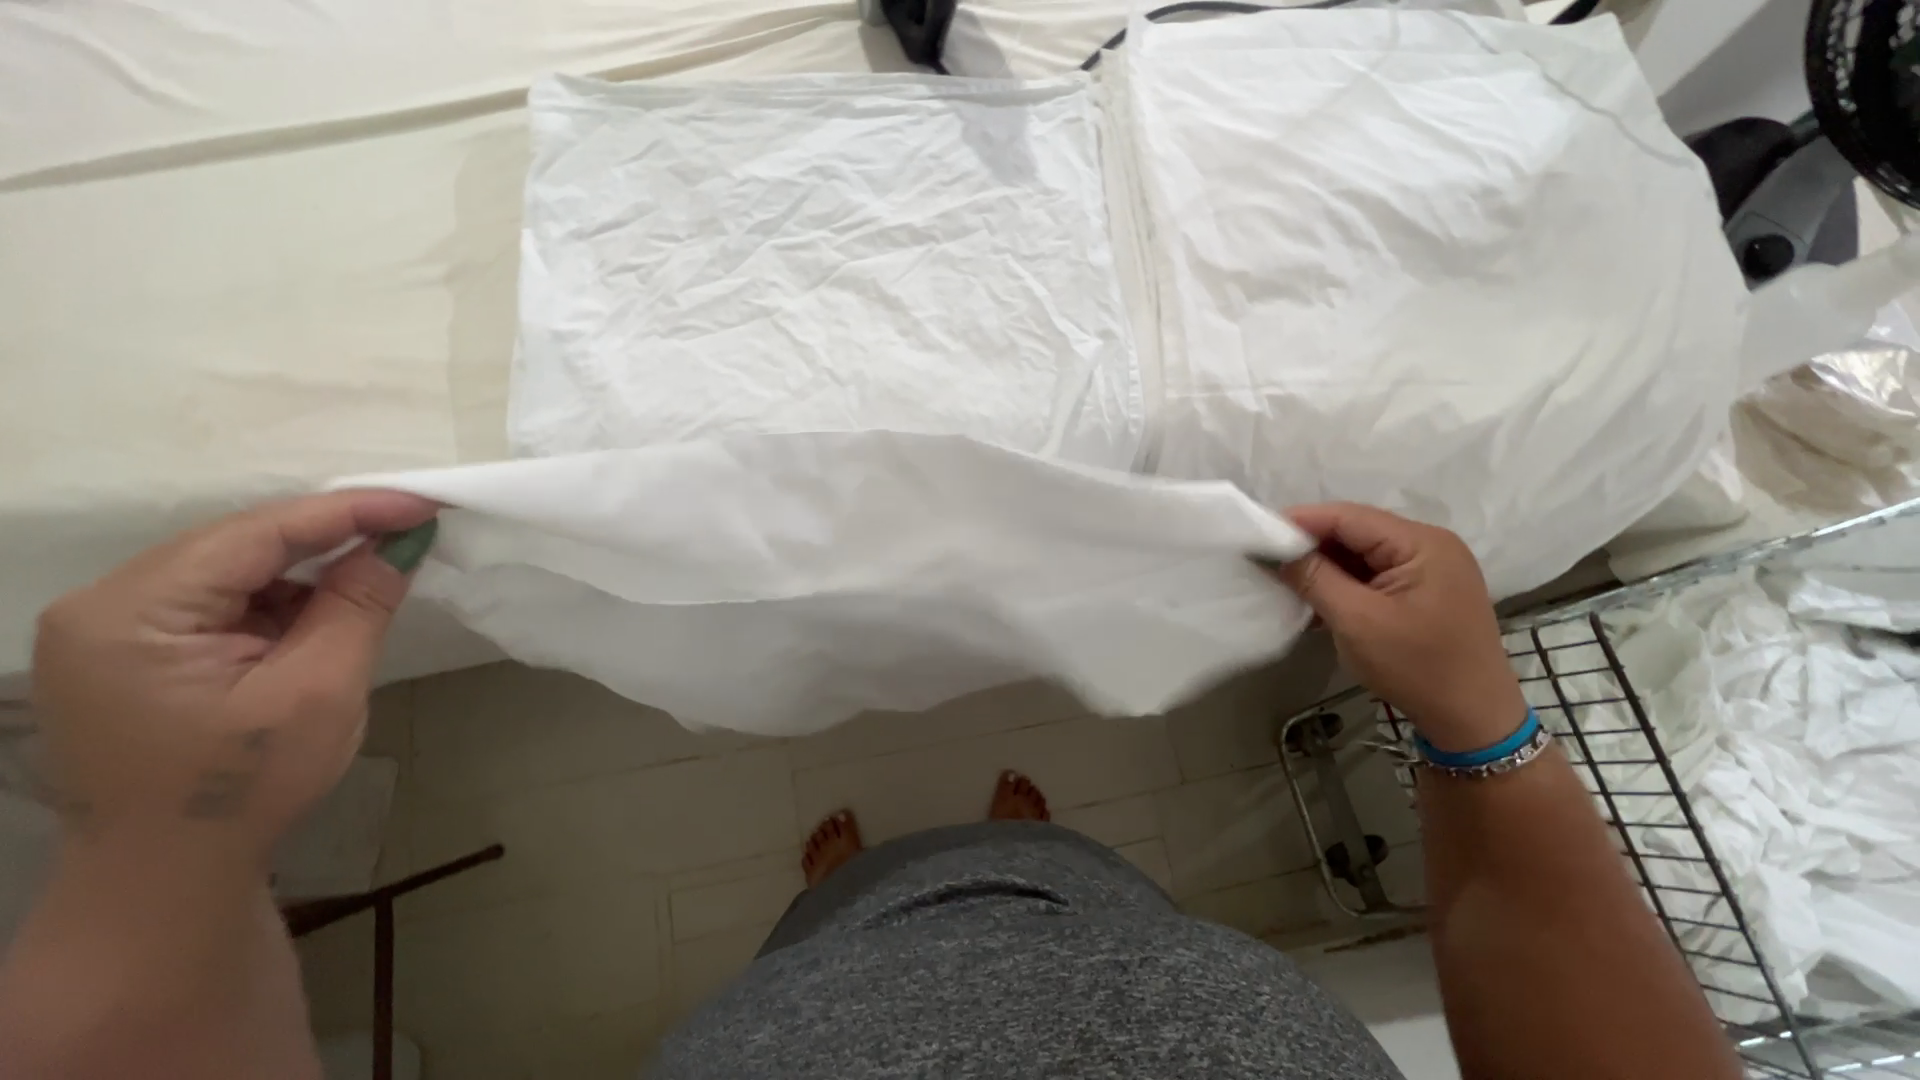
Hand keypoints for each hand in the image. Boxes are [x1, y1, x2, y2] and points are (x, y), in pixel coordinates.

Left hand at [30, 491, 437, 870]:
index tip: (423, 503)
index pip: (256, 534)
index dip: (348, 511)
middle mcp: (105, 605)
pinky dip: (279, 600)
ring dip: (305, 571)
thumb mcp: (319, 690)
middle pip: (237, 544)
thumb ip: (357, 605)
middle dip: (328, 537)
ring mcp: (111, 628)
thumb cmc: (246, 786)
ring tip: (373, 580)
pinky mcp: (132, 649)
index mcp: (133, 613)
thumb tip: (400, 542)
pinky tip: (321, 618)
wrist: (169, 874)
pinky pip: (219, 600)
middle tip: (409, 530)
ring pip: (231, 569)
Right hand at [1274, 503, 1526, 752]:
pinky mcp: (1425, 592)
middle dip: (1310, 544)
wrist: (1474, 720)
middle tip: (1265, 557)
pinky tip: (1316, 596)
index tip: (1256, 534)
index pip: (1349, 517)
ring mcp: (1431, 569)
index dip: (1300, 521)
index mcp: (1422, 543)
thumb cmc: (1417, 667)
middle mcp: (1430, 545)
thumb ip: (1313, 578)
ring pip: (1363, 553)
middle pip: (1357, 531)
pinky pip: (1375, 574)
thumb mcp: (1356, 620)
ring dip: (1324, 565)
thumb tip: (1274, 551)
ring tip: (1283, 577)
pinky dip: (1343, 582)